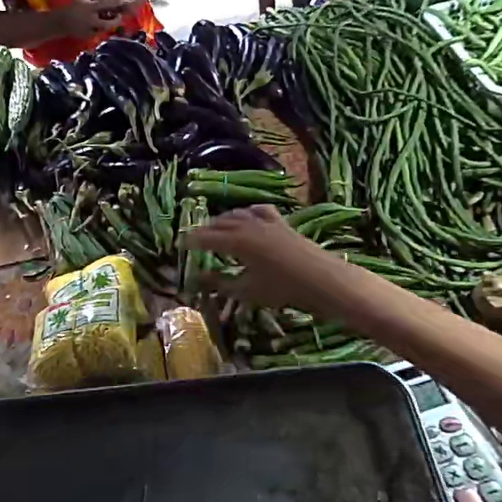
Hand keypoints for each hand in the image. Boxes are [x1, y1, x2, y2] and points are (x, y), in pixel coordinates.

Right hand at [56, 0, 132, 38]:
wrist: (60, 22)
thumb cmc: (71, 7)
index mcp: (90, 8)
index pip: (107, 4)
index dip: (118, 2)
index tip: (125, 0)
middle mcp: (92, 20)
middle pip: (109, 23)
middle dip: (116, 20)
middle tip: (120, 15)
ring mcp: (90, 30)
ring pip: (105, 29)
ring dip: (109, 24)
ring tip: (110, 19)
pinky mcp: (89, 37)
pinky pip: (99, 33)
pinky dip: (101, 29)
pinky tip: (99, 25)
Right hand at [184, 205, 356, 314]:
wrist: (322, 279)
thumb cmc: (282, 289)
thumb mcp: (246, 290)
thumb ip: (220, 282)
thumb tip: (198, 278)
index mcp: (235, 241)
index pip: (206, 238)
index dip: (191, 241)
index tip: (180, 245)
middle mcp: (248, 226)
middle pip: (220, 223)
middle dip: (205, 230)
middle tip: (195, 238)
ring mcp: (266, 221)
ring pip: (238, 214)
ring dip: (224, 220)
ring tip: (216, 227)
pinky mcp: (281, 222)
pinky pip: (258, 210)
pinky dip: (248, 212)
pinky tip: (248, 216)